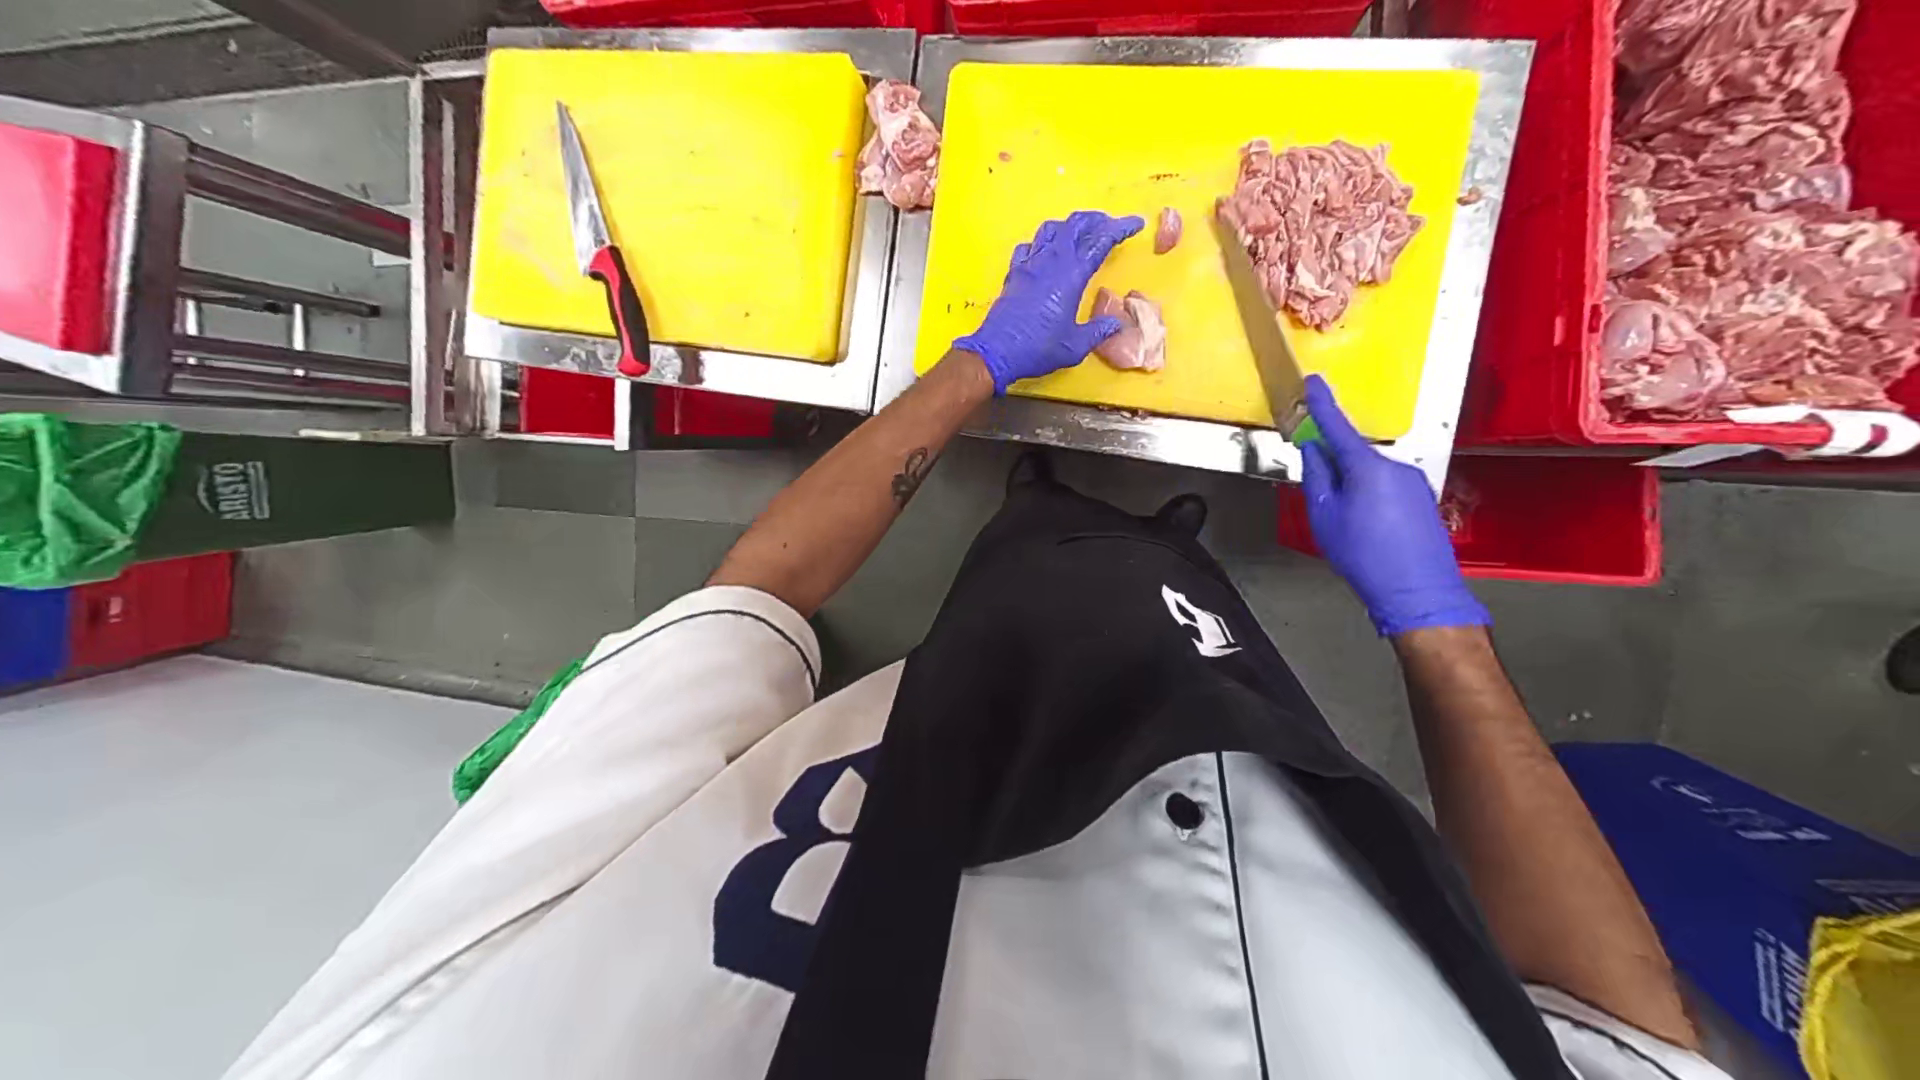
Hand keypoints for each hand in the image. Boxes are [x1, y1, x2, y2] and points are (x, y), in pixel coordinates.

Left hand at [954, 211, 1144, 394]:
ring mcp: (1029, 265)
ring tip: (1081, 231)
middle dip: (1097, 220)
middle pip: (1075, 225)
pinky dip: (1042, 242)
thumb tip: (1116, 324)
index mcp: (1071, 276)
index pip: (1100, 241)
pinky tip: (1046, 251)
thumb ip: (1098, 331)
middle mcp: (1050, 262)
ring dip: (1069, 225)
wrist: (996, 353)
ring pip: (1051, 230)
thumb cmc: (1038, 349)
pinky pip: (1029, 247)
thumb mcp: (1075, 346)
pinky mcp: (1014, 273)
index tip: (1135, 224)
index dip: (1120, 229)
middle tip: (1110, 224)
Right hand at [1299, 375, 1489, 636]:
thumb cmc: (1362, 554)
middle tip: (1318, 495)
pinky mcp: (1422, 499)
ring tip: (1343, 522)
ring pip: (1369, 473)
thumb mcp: (1324, 516)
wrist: (1417, 591)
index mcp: (1368, 467)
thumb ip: (1316, 477)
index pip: (1339, 427)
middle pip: (1354, 454)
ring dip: (1350, 486)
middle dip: (1333, 466)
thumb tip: (1313, 451)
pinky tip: (1363, 526)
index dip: (1323, 404)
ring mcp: (1414, 482)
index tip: (1313, 382)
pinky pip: (1386, 487)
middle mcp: (1396, 466)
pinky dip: (1368, 497)